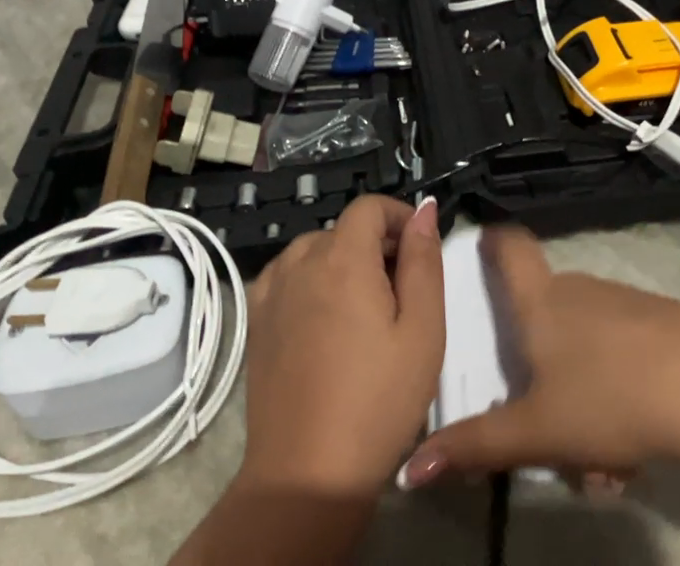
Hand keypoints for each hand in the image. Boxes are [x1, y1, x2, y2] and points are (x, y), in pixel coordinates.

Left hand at [238, 194, 444, 495]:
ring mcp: (270, 294)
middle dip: (376, 245)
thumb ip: (424, 261)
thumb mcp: (422, 330)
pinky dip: (310, 284)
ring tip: (366, 312)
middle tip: (403, 295)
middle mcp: (298, 264)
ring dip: (342, 264)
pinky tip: (325, 323)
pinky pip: (285, 279)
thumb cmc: (379, 400)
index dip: (400, 217)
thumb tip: (424, 210)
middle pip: (341, 230)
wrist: (307, 472)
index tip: (421, 250)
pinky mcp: (255, 324)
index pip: (368, 207)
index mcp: (342, 259)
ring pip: (312, 253)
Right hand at [399, 225, 679, 488]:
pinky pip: (630, 350)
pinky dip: (623, 386)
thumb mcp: (535, 433)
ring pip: (592, 336)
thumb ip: (475, 448)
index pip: (512, 249)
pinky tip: (637, 440)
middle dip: (540, 349)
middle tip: (540, 406)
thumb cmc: (608, 401)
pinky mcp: (669, 322)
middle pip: (549, 304)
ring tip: (597, 449)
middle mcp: (583, 290)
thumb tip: (411, 468)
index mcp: (542, 303)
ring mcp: (630, 302)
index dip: (495, 239)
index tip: (484, 237)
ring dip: (584, 380)